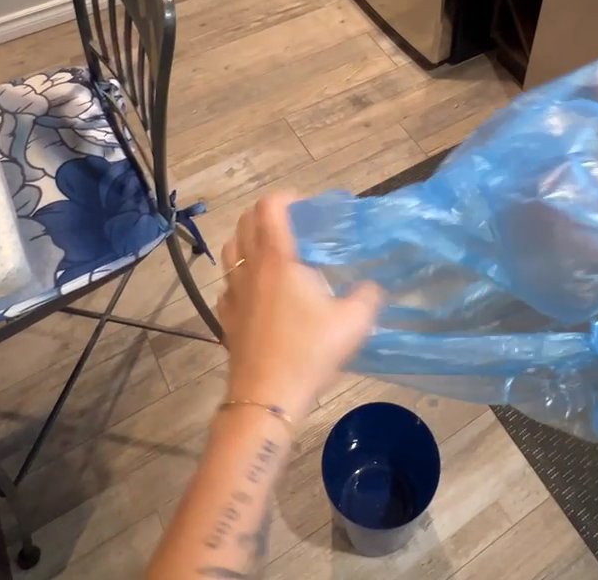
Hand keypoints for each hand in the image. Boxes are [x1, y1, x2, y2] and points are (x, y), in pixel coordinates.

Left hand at [217, 193, 382, 415]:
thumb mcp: (353, 322)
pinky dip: (242, 276)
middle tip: (295, 226)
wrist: (266, 400)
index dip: (288, 197)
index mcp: (277, 258)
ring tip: (276, 254)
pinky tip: (262, 293)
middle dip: (268, 214)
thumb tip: (371, 285)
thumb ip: (368, 295)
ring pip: (231, 250)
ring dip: (250, 240)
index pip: (269, 206)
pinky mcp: (226, 317)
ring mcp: (232, 292)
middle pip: (245, 221)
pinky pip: (229, 283)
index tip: (309, 208)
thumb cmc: (308, 353)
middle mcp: (249, 268)